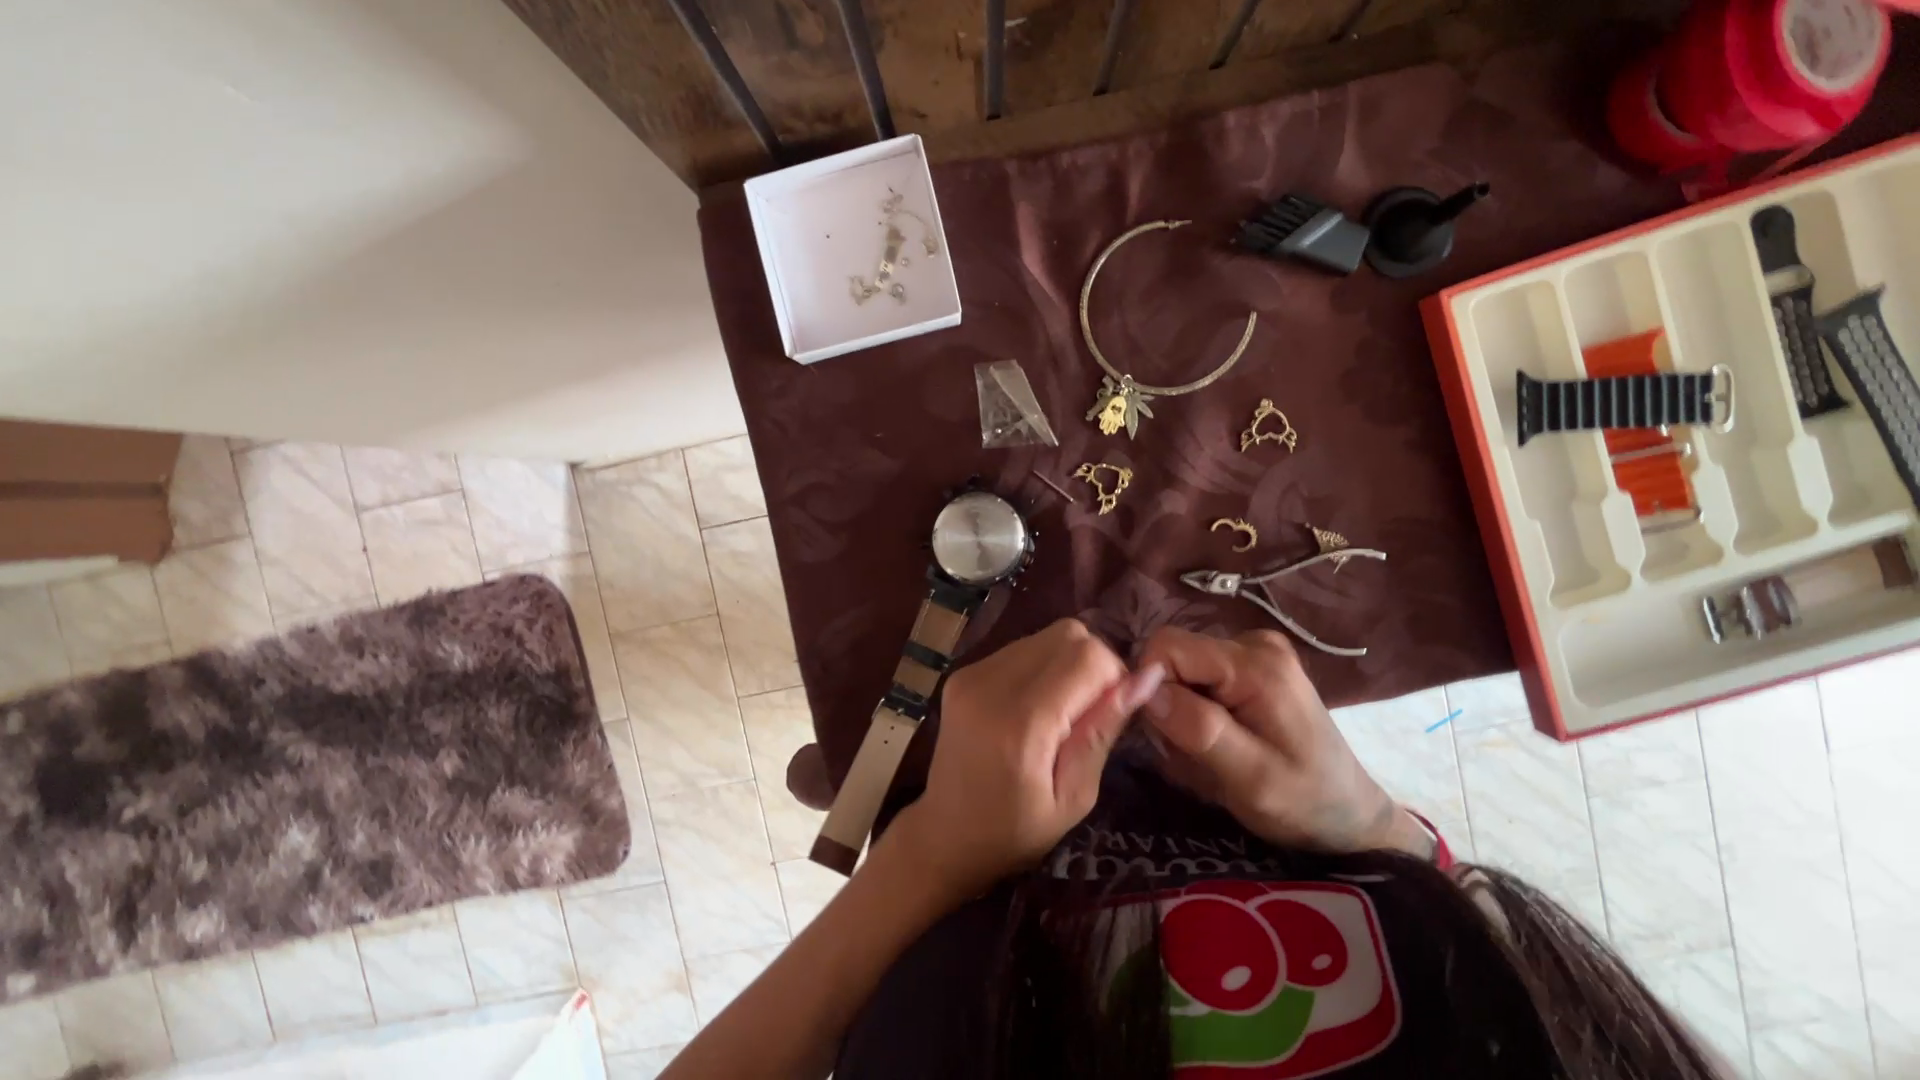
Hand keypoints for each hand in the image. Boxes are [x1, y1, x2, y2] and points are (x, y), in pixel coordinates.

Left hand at [887, 619, 1164, 898]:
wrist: (945, 834)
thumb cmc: (1016, 831)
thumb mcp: (1075, 796)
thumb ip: (1104, 729)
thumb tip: (1147, 677)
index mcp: (1020, 723)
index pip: (1088, 656)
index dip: (1114, 676)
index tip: (1112, 713)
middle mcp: (990, 685)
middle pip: (1068, 633)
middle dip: (1094, 663)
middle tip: (1090, 711)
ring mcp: (970, 673)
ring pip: (1045, 635)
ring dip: (1066, 663)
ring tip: (1061, 712)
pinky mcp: (962, 672)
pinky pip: (1022, 647)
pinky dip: (1042, 667)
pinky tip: (1035, 706)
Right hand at [1136, 627, 1432, 857]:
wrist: (1348, 813)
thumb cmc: (1302, 801)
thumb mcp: (1249, 778)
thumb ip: (1200, 729)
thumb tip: (1148, 690)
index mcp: (1256, 665)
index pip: (1168, 647)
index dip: (1151, 686)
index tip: (1165, 734)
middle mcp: (1254, 643)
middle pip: (1173, 655)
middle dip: (1167, 703)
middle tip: (1191, 752)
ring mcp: (1255, 651)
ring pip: (1181, 668)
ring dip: (1180, 710)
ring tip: (1208, 750)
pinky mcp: (1252, 664)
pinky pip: (1198, 676)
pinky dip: (1195, 708)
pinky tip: (1219, 738)